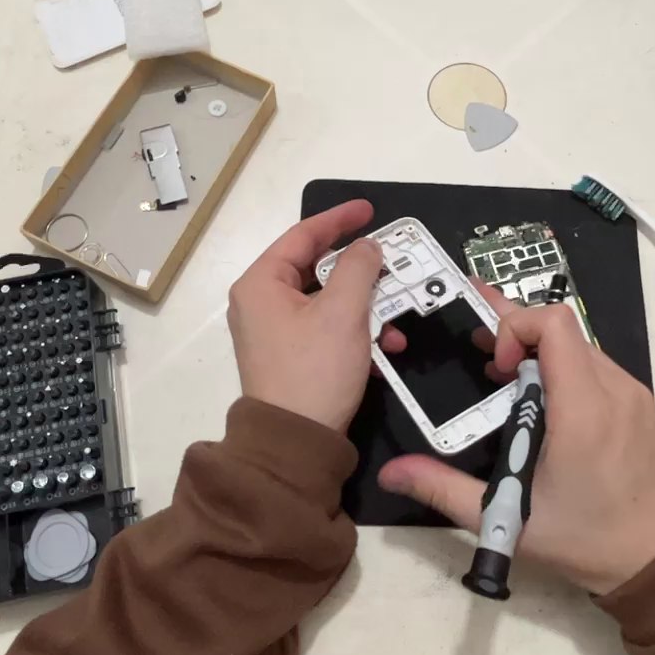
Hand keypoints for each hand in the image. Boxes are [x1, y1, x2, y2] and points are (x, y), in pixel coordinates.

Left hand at [227, 200, 401, 431]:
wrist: (296, 444)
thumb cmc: (315, 370)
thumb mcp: (343, 312)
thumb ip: (359, 268)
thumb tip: (367, 246)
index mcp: (261, 283)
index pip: (302, 235)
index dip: (339, 219)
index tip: (370, 210)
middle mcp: (259, 302)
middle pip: (315, 269)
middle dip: (360, 274)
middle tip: (390, 266)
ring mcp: (272, 331)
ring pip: (325, 302)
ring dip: (364, 309)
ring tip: (395, 325)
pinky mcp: (287, 355)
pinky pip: (323, 328)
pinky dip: (353, 332)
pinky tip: (383, 350)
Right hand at [377, 295, 654, 594]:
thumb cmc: (583, 537)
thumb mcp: (506, 517)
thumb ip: (444, 488)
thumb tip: (390, 472)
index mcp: (583, 410)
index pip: (554, 325)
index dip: (515, 326)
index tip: (495, 366)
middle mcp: (613, 389)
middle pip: (561, 328)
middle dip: (515, 332)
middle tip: (477, 351)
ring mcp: (630, 392)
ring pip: (576, 342)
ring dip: (537, 350)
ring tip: (500, 374)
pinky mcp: (636, 402)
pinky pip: (592, 362)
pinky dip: (559, 365)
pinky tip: (535, 394)